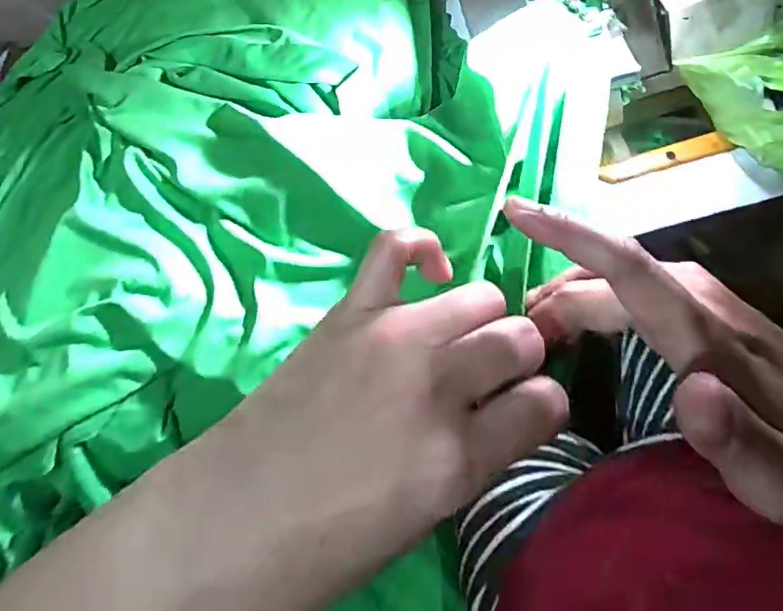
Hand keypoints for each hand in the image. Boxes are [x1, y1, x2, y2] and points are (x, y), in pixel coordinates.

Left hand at [174, 228, 567, 606]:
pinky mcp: (353, 310)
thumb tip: (513, 406)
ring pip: (480, 295)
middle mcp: (435, 385)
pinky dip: (423, 249)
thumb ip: (481, 453)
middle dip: (522, 356)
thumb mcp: (428, 513)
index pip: (545, 403)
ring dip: (483, 319)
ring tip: (459, 339)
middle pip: (519, 338)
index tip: (530, 407)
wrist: (237, 514)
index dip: (545, 403)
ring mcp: (393, 337)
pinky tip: (431, 272)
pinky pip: (397, 247)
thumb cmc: (333, 536)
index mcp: (456, 458)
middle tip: (493, 375)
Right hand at [507, 196, 782, 530]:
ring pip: (613, 269)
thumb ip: (737, 441)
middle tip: (513, 337)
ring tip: (533, 326)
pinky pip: (625, 277)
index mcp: (701, 329)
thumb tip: (692, 390)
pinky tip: (575, 314)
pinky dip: (589, 287)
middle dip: (551, 290)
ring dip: (566, 287)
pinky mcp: (694, 294)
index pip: (624, 267)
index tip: (516, 211)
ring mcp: (696, 287)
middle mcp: (693, 291)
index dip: (567, 233)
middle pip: (605, 270)